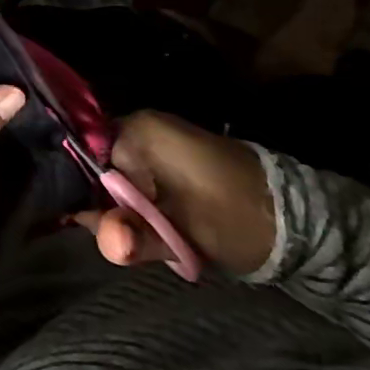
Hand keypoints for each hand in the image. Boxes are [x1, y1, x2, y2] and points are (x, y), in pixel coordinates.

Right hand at [72, 111, 275, 276]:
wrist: (290, 217)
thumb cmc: (237, 217)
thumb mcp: (188, 232)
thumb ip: (142, 237)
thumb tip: (110, 241)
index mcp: (139, 131)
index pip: (80, 161)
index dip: (81, 198)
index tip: (96, 230)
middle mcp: (138, 127)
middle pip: (94, 173)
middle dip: (104, 210)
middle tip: (126, 241)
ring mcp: (151, 142)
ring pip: (111, 183)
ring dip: (121, 215)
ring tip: (146, 236)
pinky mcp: (163, 160)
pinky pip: (130, 184)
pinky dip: (134, 210)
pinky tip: (149, 229)